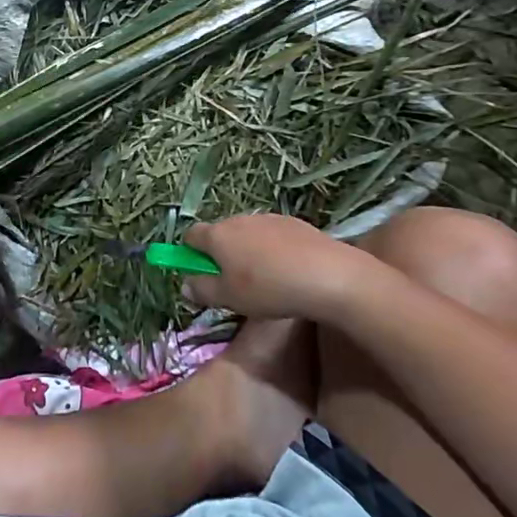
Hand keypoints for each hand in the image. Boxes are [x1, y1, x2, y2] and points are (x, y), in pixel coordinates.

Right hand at [182, 213, 381, 318]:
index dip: (192, 254)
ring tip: (266, 280)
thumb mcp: (229, 298)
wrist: (330, 276)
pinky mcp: (294, 223)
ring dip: (248, 251)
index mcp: (217, 235)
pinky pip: (273, 236)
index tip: (202, 274)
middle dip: (222, 254)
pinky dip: (273, 250)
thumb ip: (202, 289)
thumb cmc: (269, 289)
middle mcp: (238, 219)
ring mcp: (268, 218)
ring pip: (248, 234)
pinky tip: (289, 271)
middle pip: (220, 233)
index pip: (191, 236)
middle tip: (235, 283)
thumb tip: (186, 283)